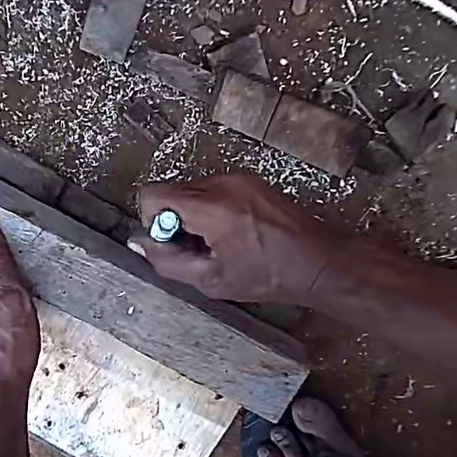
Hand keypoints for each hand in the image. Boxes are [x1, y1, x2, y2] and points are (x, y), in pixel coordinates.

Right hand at [129, 172, 349, 305]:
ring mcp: (238, 177)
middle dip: (175, 221)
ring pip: (192, 190)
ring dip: (194, 215)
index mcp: (211, 206)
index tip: (174, 243)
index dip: (154, 222)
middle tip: (198, 249)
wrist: (317, 261)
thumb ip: (167, 261)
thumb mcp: (211, 279)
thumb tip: (139, 243)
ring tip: (219, 243)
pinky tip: (232, 234)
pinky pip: (214, 189)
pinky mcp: (249, 179)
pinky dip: (212, 209)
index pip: (153, 195)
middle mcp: (223, 183)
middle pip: (172, 192)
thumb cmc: (270, 274)